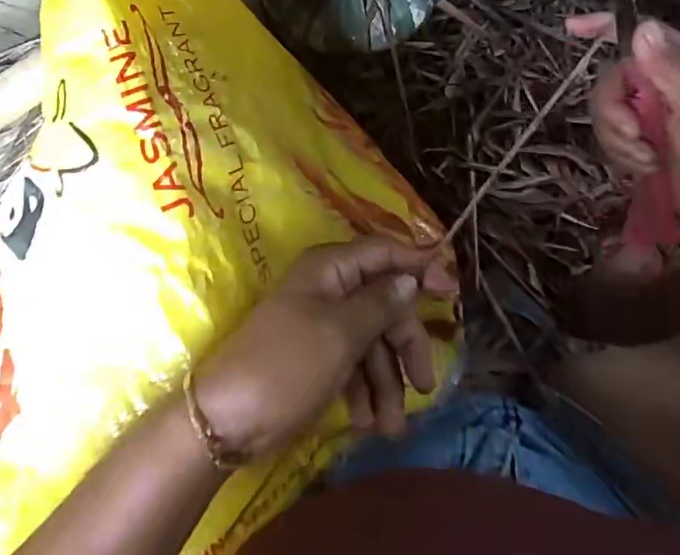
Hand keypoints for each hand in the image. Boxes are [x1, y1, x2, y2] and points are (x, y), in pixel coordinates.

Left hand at [191, 237, 456, 458]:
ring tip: (391, 426)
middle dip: (405, 345)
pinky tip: (368, 424)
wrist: (226, 422)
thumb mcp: (341, 333)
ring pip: (373, 341)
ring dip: (387, 382)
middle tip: (426, 383)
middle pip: (385, 303)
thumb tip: (409, 280)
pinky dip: (366, 391)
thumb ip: (380, 303)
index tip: (453, 290)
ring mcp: (323, 324)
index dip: (420, 265)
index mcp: (331, 268)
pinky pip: (355, 364)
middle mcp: (329, 288)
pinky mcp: (318, 357)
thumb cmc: (287, 365)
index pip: (385, 252)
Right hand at [567, 14, 679, 227]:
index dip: (606, 27)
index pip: (645, 35)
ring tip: (646, 159)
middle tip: (632, 133)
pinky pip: (610, 136)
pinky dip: (622, 154)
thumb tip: (641, 28)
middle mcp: (666, 85)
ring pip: (607, 109)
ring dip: (619, 137)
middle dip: (615, 108)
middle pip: (615, 77)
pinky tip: (647, 168)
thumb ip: (674, 69)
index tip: (573, 28)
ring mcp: (652, 115)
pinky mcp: (640, 142)